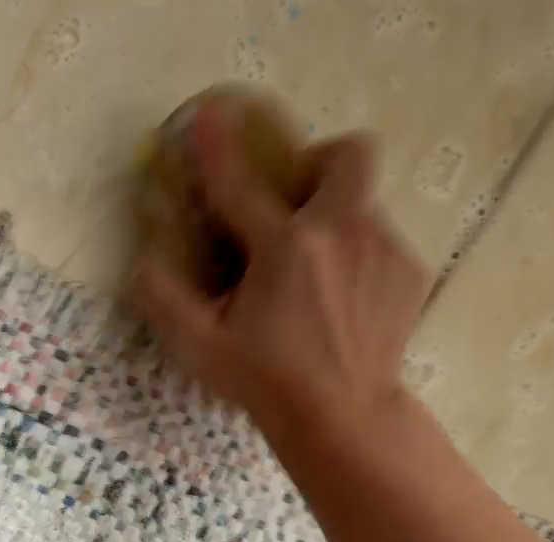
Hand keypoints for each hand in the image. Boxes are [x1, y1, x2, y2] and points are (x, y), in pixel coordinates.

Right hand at [132, 100, 431, 442]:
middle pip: (349, 154)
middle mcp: (342, 233)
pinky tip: (331, 302)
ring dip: (328, 224)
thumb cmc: (261, 379)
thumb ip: (164, 298)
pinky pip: (375, 242)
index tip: (206, 116)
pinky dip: (349, 258)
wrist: (342, 414)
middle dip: (318, 163)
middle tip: (290, 202)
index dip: (216, 150)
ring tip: (304, 277)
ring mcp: (384, 249)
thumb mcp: (197, 345)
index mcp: (285, 249)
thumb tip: (144, 261)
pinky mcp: (408, 271)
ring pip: (359, 205)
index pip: (241, 187)